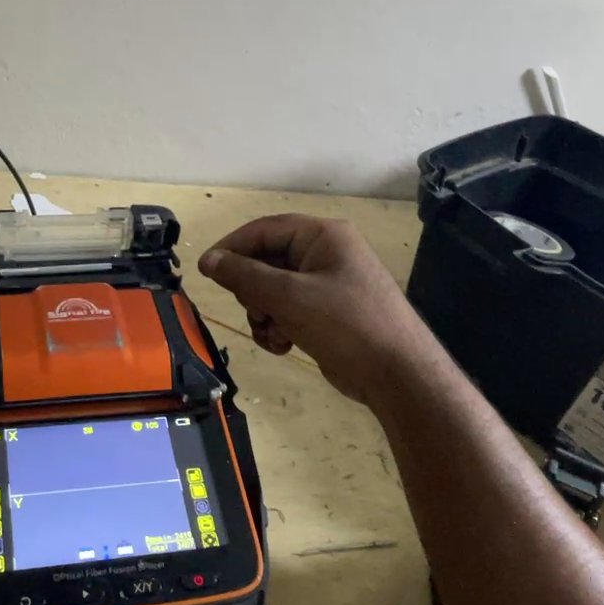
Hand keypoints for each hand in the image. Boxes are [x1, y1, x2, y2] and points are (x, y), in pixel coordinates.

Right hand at [198, 215, 441, 405]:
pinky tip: (284, 345)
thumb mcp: (289, 297)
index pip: (264, 230)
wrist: (397, 374)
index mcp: (323, 236)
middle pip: (267, 261)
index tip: (206, 270)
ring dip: (264, 314)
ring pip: (273, 290)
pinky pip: (288, 310)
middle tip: (255, 313)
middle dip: (253, 291)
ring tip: (273, 334)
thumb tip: (208, 260)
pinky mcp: (327, 313)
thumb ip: (244, 276)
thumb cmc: (345, 325)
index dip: (232, 247)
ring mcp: (328, 285)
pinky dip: (279, 326)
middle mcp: (326, 254)